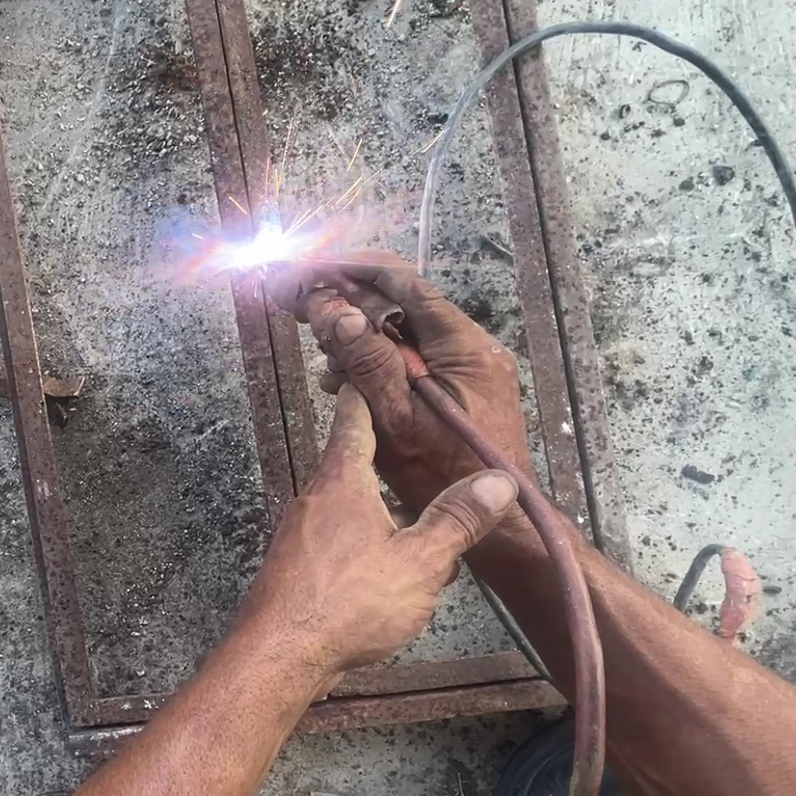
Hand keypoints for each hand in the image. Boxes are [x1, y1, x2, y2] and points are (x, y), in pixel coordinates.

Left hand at [227, 385, 518, 685]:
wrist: (280, 653)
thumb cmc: (349, 603)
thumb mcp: (419, 561)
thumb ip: (458, 519)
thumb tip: (498, 478)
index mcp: (340, 483)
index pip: (352, 421)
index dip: (366, 394)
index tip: (372, 370)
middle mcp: (313, 499)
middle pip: (351, 464)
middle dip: (386, 461)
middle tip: (419, 453)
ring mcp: (298, 532)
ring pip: (346, 506)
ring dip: (381, 510)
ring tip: (418, 529)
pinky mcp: (293, 563)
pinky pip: (334, 538)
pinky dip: (364, 540)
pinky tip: (386, 571)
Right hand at [269, 251, 529, 519]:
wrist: (496, 525)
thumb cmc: (446, 473)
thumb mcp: (397, 416)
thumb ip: (367, 361)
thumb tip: (334, 310)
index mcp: (459, 343)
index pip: (399, 282)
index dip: (347, 270)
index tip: (303, 272)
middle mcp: (465, 345)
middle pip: (395, 304)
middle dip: (345, 306)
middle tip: (298, 312)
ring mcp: (460, 367)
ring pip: (396, 334)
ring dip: (354, 342)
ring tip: (328, 370)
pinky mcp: (451, 388)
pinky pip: (403, 360)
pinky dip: (370, 365)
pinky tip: (346, 387)